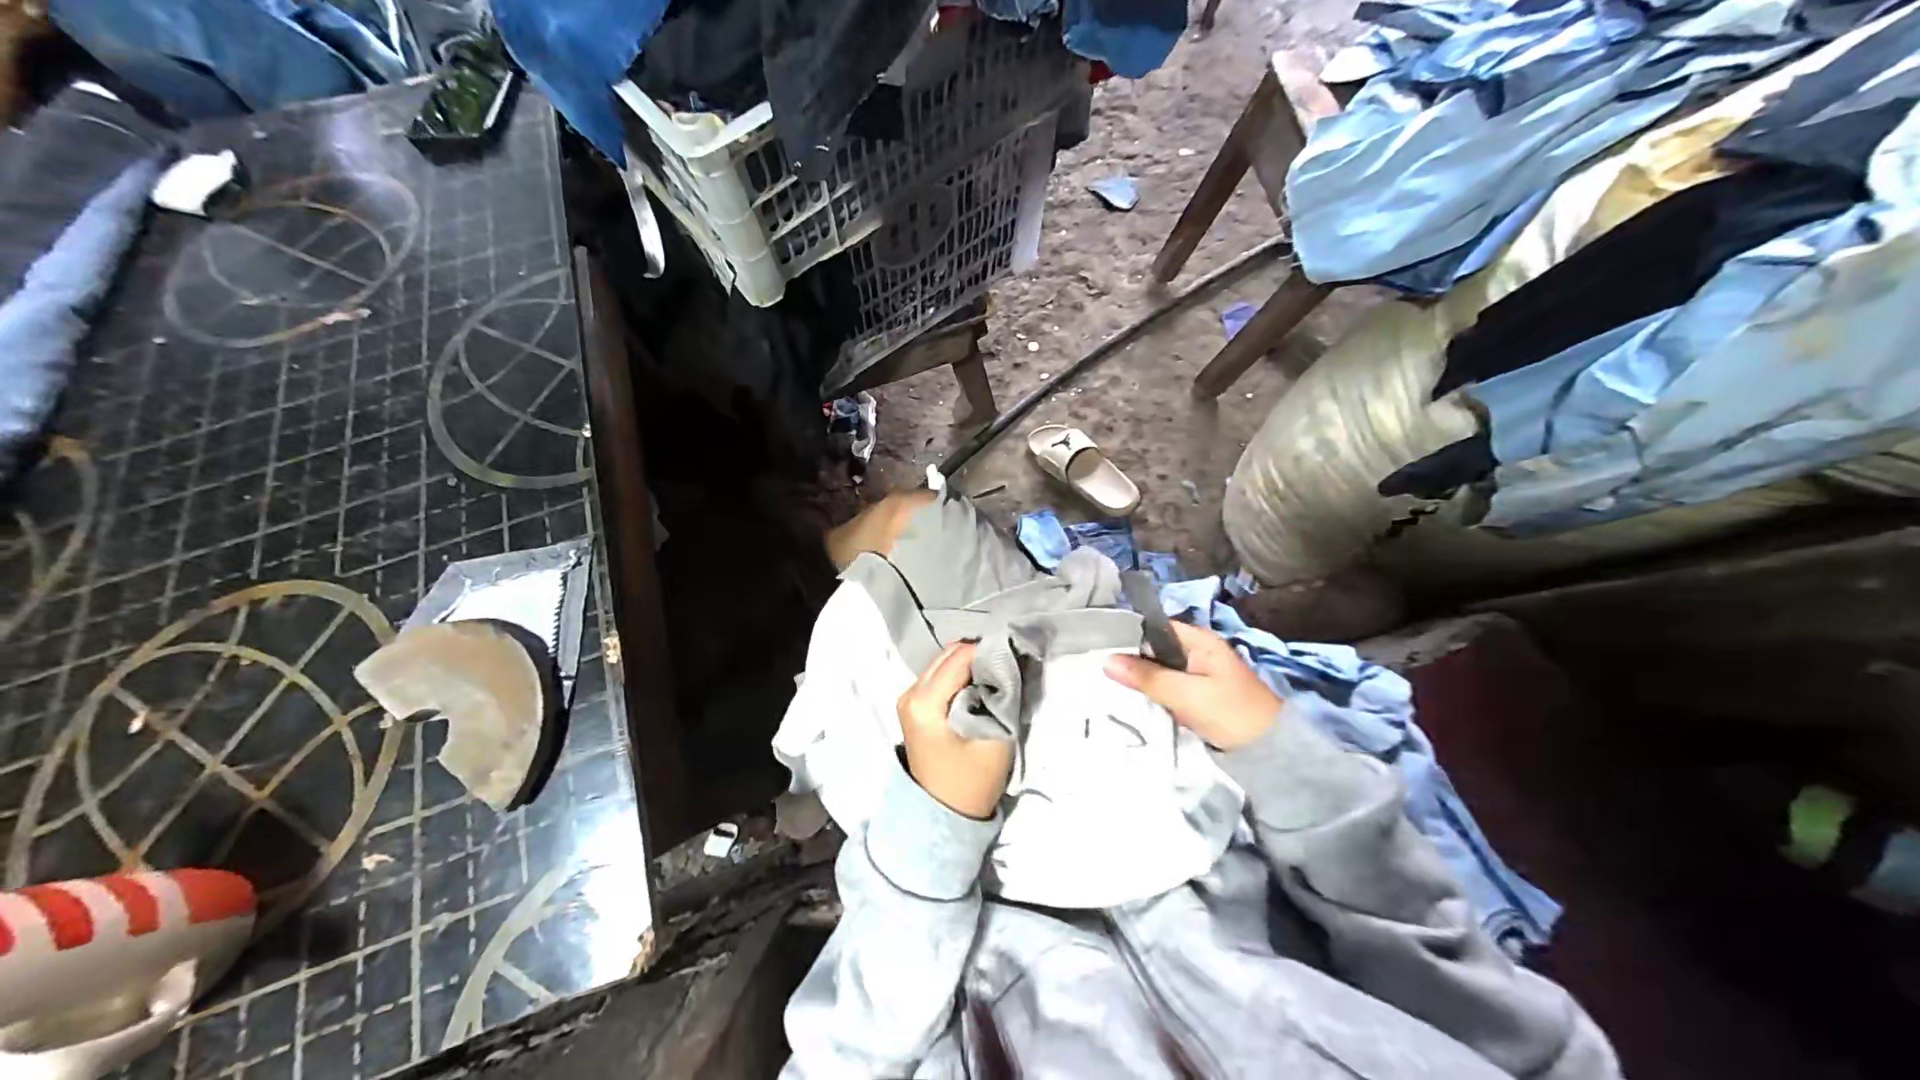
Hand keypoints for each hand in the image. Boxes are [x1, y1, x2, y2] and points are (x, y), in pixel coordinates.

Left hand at [898, 642, 1013, 819]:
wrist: (944, 815)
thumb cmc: (971, 782)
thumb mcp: (996, 739)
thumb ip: (1001, 697)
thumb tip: (1006, 665)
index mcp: (924, 702)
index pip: (961, 657)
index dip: (990, 651)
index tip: (1016, 653)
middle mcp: (910, 693)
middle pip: (949, 654)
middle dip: (980, 653)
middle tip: (1010, 660)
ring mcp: (909, 699)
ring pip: (944, 662)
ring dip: (971, 663)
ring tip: (999, 672)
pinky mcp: (915, 706)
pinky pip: (940, 676)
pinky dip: (962, 674)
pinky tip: (983, 684)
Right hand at [1104, 622, 1282, 750]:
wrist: (1271, 752)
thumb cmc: (1230, 713)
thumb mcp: (1185, 694)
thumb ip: (1147, 677)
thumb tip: (1107, 660)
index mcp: (1200, 641)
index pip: (1156, 627)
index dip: (1131, 636)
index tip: (1103, 650)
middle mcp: (1199, 652)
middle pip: (1156, 650)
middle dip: (1133, 662)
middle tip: (1103, 673)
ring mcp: (1200, 675)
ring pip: (1161, 672)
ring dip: (1143, 681)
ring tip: (1113, 688)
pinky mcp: (1200, 697)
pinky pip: (1169, 690)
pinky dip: (1155, 695)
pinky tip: (1136, 702)